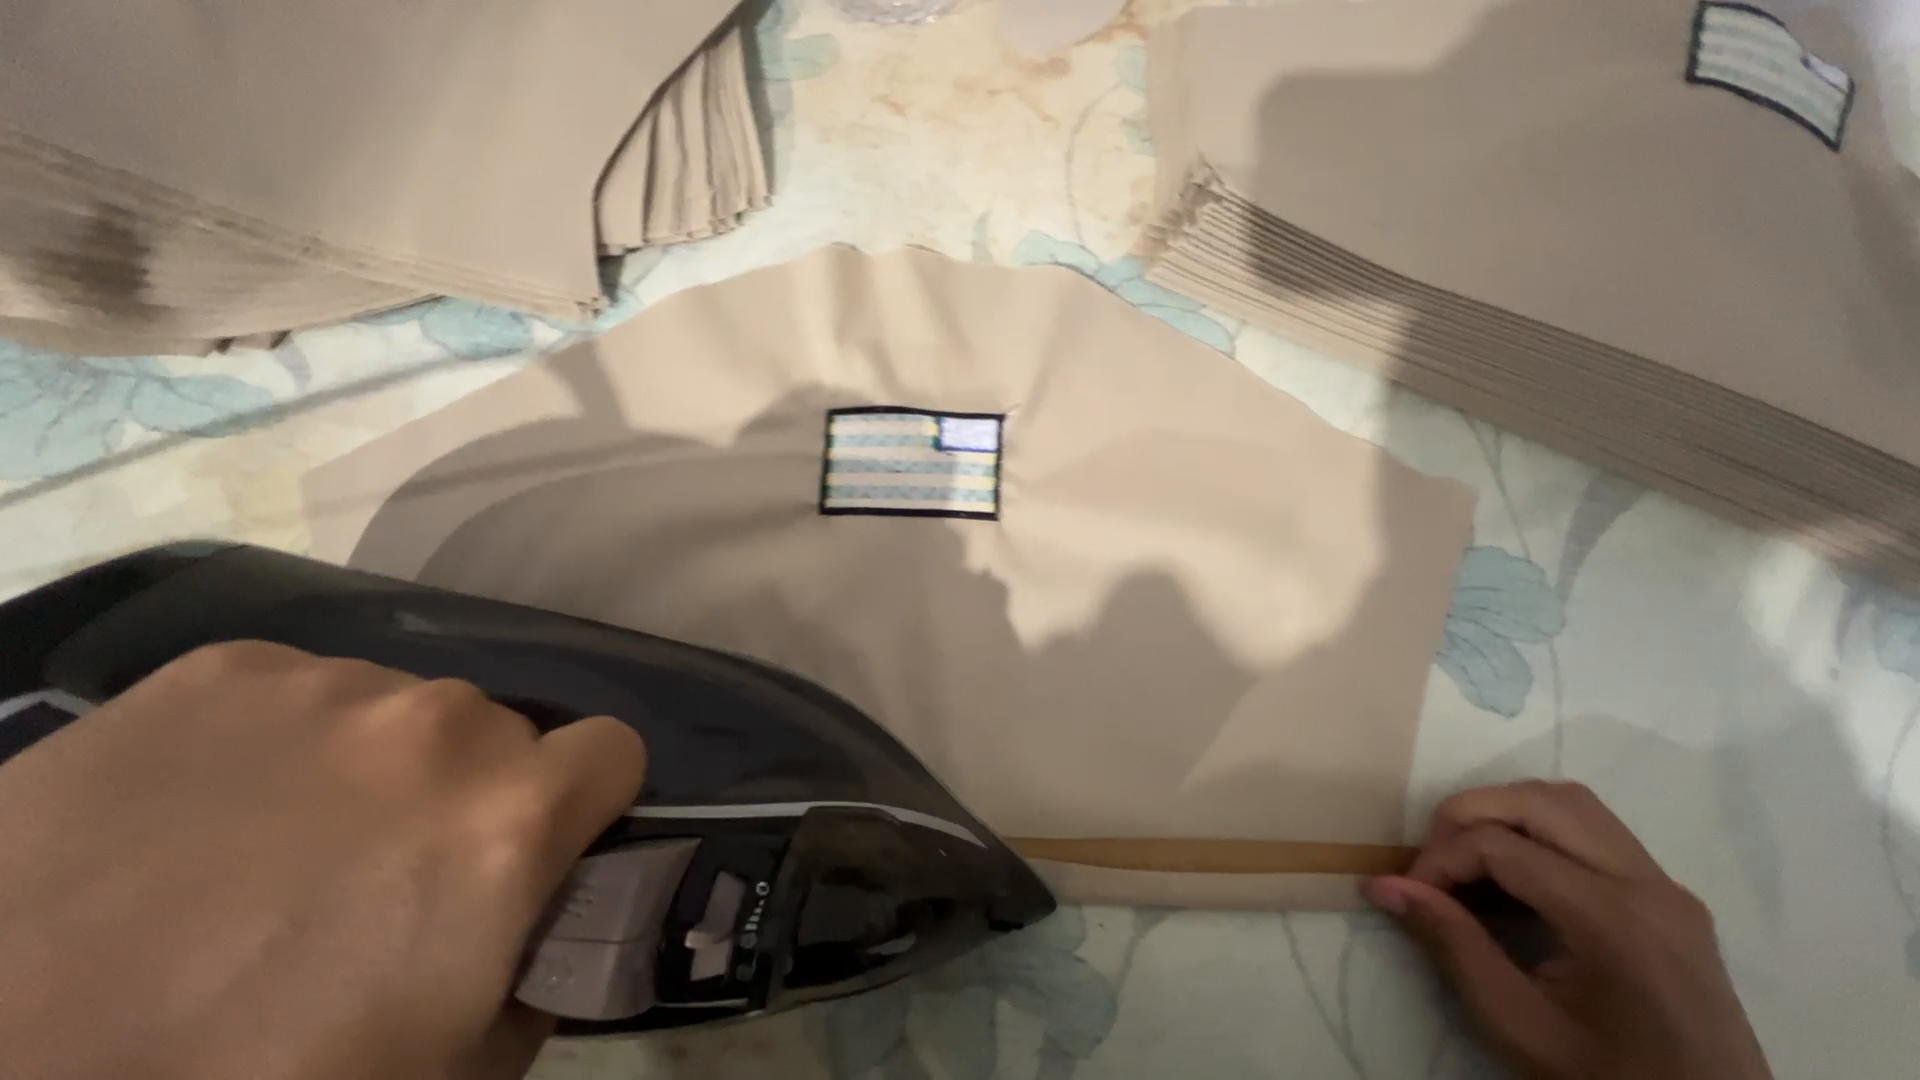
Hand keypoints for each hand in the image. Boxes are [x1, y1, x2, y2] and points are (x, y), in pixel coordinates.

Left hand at [0, 642, 646, 1079]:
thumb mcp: (452, 1065)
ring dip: (379, 763)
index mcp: (511, 816)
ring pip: (406, 707)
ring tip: (277, 844)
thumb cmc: (262, 1079)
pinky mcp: (223, 670)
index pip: (615, 751)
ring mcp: (328, 686)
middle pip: (502, 732)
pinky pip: (305, 689)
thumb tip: (549, 919)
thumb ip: (539, 969)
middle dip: (470, 791)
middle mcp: (440, 725)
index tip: (542, 844)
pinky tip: (209, 809)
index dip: (588, 801)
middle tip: (386, 873)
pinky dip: (288, 739)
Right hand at [1364, 781, 1771, 1079]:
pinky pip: (1592, 828)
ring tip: (1470, 860)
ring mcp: (1666, 886)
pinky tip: (1515, 875)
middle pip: (1536, 801)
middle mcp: (1648, 885)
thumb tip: (1381, 884)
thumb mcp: (1518, 1025)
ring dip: (1504, 814)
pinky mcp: (1667, 894)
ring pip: (1567, 801)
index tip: (1411, 897)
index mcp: (1615, 921)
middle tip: (1434, 863)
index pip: (1501, 846)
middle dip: (1467, 816)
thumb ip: (1451, 944)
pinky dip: (1538, 829)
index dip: (1439, 860)